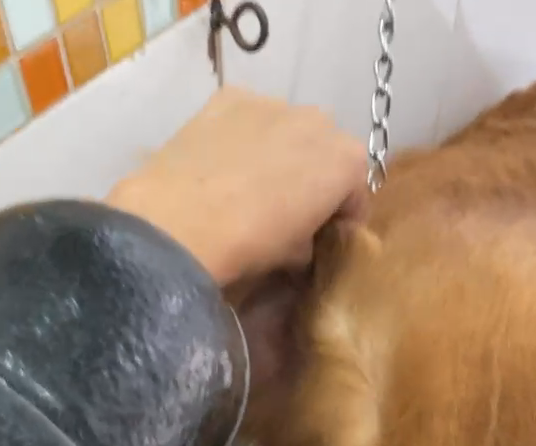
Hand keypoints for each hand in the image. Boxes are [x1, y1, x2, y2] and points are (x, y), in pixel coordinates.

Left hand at [108, 87, 365, 284]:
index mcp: (348, 161)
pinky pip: (246, 120)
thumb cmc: (250, 246)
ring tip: (245, 190)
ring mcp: (274, 101)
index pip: (355, 196)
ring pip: (286, 132)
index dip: (338, 222)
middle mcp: (320, 119)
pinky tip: (218, 167)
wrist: (180, 224)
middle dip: (310, 182)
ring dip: (276, 156)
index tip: (319, 241)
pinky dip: (240, 138)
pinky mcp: (229, 96)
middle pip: (323, 156)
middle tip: (281, 216)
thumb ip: (312, 245)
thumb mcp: (294, 259)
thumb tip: (303, 245)